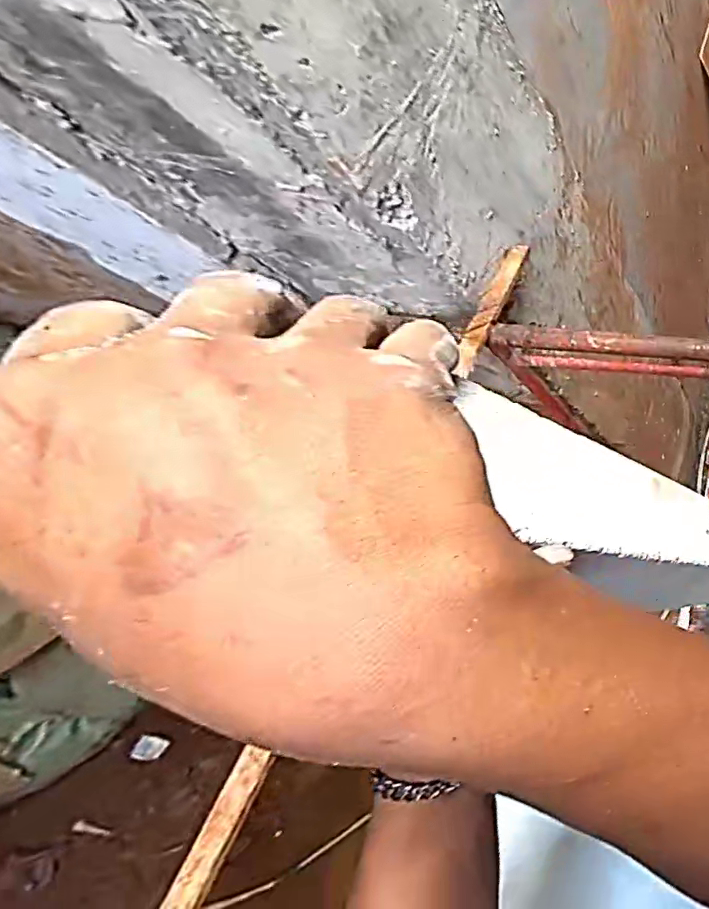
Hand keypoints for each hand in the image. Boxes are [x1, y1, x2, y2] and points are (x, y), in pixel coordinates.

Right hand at [0, 273, 541, 766]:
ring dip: (353, 345)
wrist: (379, 630)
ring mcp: (290, 360)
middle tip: (294, 377)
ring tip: (372, 394)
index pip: (82, 337)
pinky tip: (429, 389)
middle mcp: (165, 371)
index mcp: (45, 423)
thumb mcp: (98, 579)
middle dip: (257, 332)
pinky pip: (417, 337)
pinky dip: (426, 359)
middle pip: (215, 306)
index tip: (183, 367)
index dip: (143, 350)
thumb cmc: (249, 635)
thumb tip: (136, 473)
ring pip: (329, 315)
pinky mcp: (393, 369)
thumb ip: (104, 492)